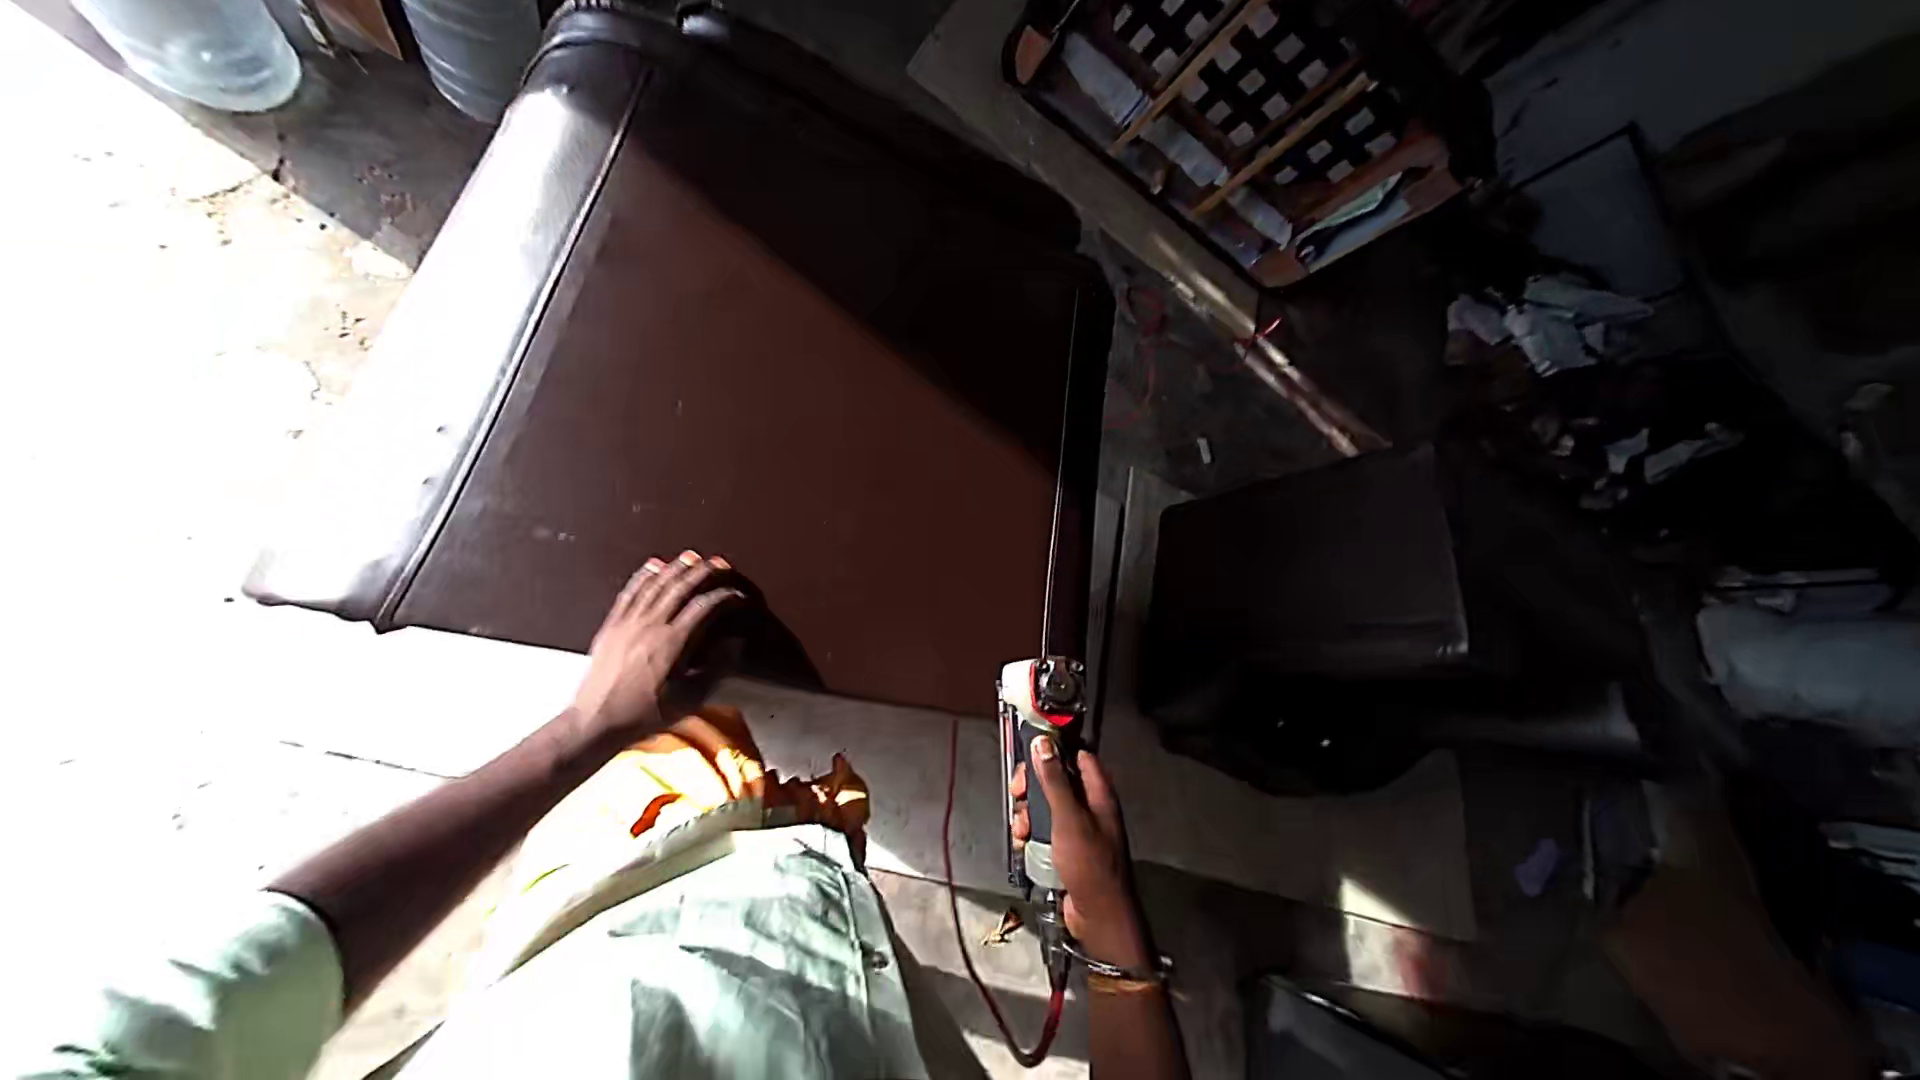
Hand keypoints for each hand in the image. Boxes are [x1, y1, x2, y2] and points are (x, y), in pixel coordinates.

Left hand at [570, 551, 742, 742]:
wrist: (596, 722)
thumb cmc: (646, 713)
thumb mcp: (691, 698)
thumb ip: (717, 668)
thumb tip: (735, 642)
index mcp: (673, 642)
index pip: (705, 607)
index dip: (726, 597)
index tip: (740, 597)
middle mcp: (651, 625)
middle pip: (682, 588)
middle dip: (705, 572)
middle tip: (721, 564)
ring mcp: (628, 622)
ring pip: (656, 585)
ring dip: (677, 568)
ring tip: (693, 557)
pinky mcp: (612, 625)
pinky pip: (630, 593)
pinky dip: (643, 576)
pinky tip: (654, 565)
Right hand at [1012, 738, 1151, 969]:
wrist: (1099, 916)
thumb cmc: (1090, 863)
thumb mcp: (1069, 818)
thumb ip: (1054, 780)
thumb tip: (1042, 742)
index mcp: (1098, 792)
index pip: (1077, 755)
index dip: (1055, 750)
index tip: (1031, 753)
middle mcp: (1088, 805)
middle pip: (1055, 780)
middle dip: (1033, 786)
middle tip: (1019, 794)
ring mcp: (1076, 828)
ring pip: (1045, 806)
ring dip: (1028, 813)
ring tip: (1022, 828)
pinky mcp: (1064, 847)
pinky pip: (1043, 830)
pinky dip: (1030, 833)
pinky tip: (1023, 842)